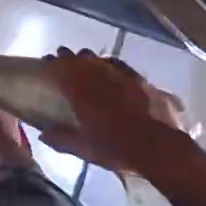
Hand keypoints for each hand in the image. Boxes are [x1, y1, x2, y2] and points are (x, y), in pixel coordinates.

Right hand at [40, 48, 186, 173]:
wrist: (162, 149)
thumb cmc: (119, 149)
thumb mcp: (85, 149)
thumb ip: (62, 139)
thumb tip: (42, 134)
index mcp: (82, 92)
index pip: (62, 68)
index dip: (53, 63)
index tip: (46, 60)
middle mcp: (100, 77)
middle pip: (80, 59)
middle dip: (69, 56)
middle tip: (62, 57)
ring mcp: (123, 76)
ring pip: (100, 59)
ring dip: (89, 58)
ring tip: (84, 59)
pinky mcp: (142, 80)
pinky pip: (121, 66)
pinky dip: (111, 64)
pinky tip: (112, 66)